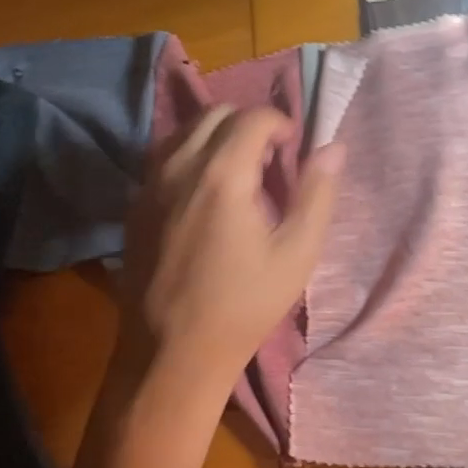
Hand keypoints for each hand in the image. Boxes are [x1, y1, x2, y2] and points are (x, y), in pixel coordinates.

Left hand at [119, 105, 344, 393]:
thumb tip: (332, 146)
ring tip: (238, 174)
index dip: (280, 124)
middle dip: (248, 125)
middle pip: (216, 113)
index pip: (253, 118)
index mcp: (222, 174)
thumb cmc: (242, 307)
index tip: (293, 150)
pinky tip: (205, 193)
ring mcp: (150, 184)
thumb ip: (317, 193)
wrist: (170, 354)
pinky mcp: (135, 203)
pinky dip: (190, 155)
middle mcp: (179, 166)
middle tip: (268, 162)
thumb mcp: (296, 255)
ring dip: (217, 136)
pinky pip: (164, 156)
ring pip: (185, 130)